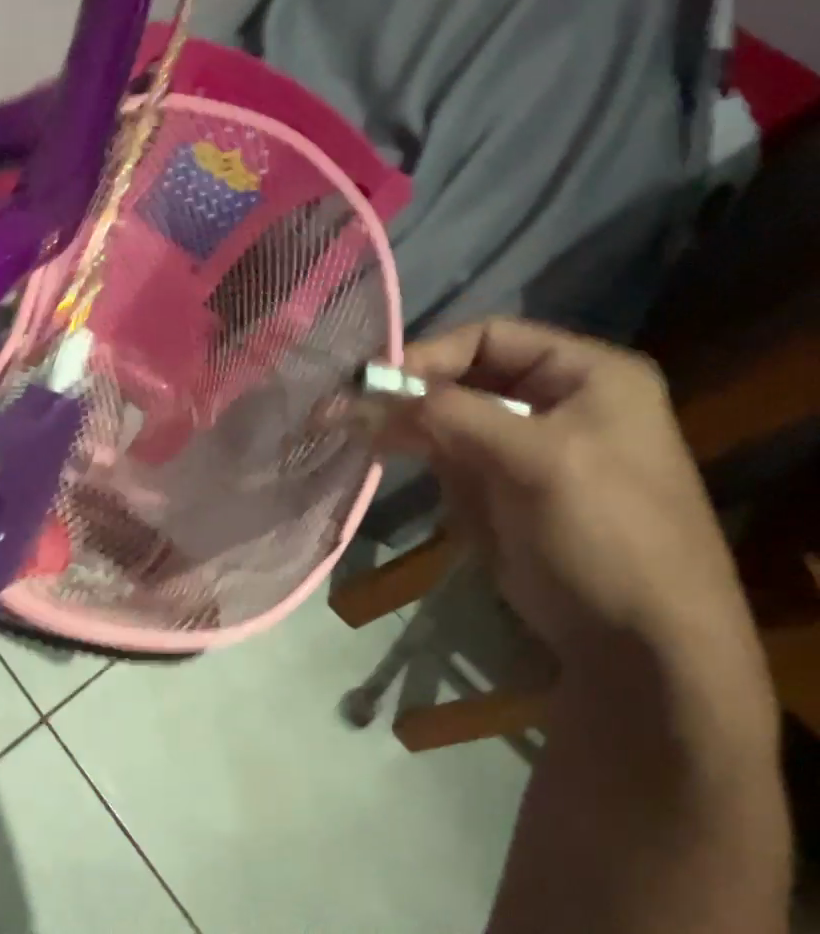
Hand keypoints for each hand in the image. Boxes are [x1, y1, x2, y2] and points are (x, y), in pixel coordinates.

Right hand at [379, 320, 761, 681]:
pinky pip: (442, 452)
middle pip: (458, 374)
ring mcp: (524, 445)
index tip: (370, 385)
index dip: (427, 355)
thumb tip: (355, 395)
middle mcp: (556, 400)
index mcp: (588, 375)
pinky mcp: (498, 486)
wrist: (640, 641)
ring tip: (343, 432)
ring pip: (441, 414)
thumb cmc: (604, 533)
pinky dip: (406, 450)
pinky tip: (373, 454)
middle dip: (401, 391)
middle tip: (338, 411)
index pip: (488, 337)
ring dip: (395, 422)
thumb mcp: (532, 460)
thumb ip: (446, 415)